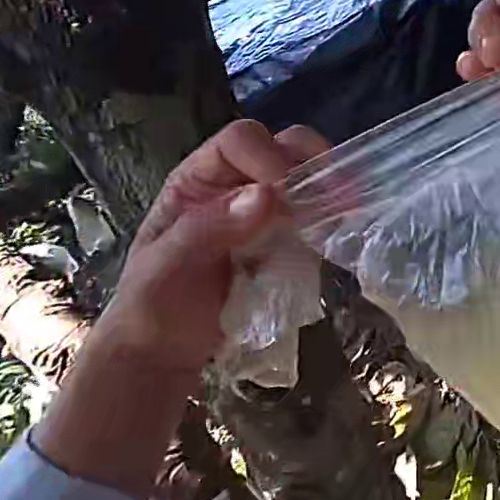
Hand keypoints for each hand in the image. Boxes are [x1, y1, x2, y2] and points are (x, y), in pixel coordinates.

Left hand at [34, 119, 328, 498]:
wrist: (165, 356)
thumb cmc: (152, 306)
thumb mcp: (164, 267)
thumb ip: (209, 228)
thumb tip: (268, 195)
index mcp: (198, 180)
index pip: (239, 143)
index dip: (267, 156)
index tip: (286, 191)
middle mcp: (236, 185)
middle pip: (281, 147)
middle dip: (309, 161)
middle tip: (334, 190)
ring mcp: (265, 214)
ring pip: (305, 178)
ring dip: (328, 188)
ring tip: (346, 209)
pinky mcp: (286, 243)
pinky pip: (315, 218)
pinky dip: (331, 219)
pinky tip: (339, 233)